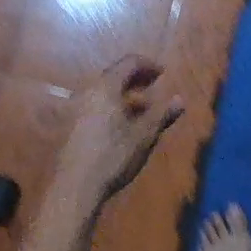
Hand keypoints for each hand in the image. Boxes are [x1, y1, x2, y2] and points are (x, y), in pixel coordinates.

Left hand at [52, 56, 184, 211]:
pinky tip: (122, 123)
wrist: (75, 188)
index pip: (129, 63)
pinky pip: (95, 104)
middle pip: (114, 74)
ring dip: (124, 93)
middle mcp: (88, 92)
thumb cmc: (113, 157)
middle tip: (153, 86)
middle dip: (136, 78)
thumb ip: (162, 115)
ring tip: (141, 107)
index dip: (148, 65)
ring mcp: (76, 108)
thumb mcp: (144, 136)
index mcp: (106, 89)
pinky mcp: (70, 125)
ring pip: (104, 91)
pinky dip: (112, 104)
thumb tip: (180, 99)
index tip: (162, 74)